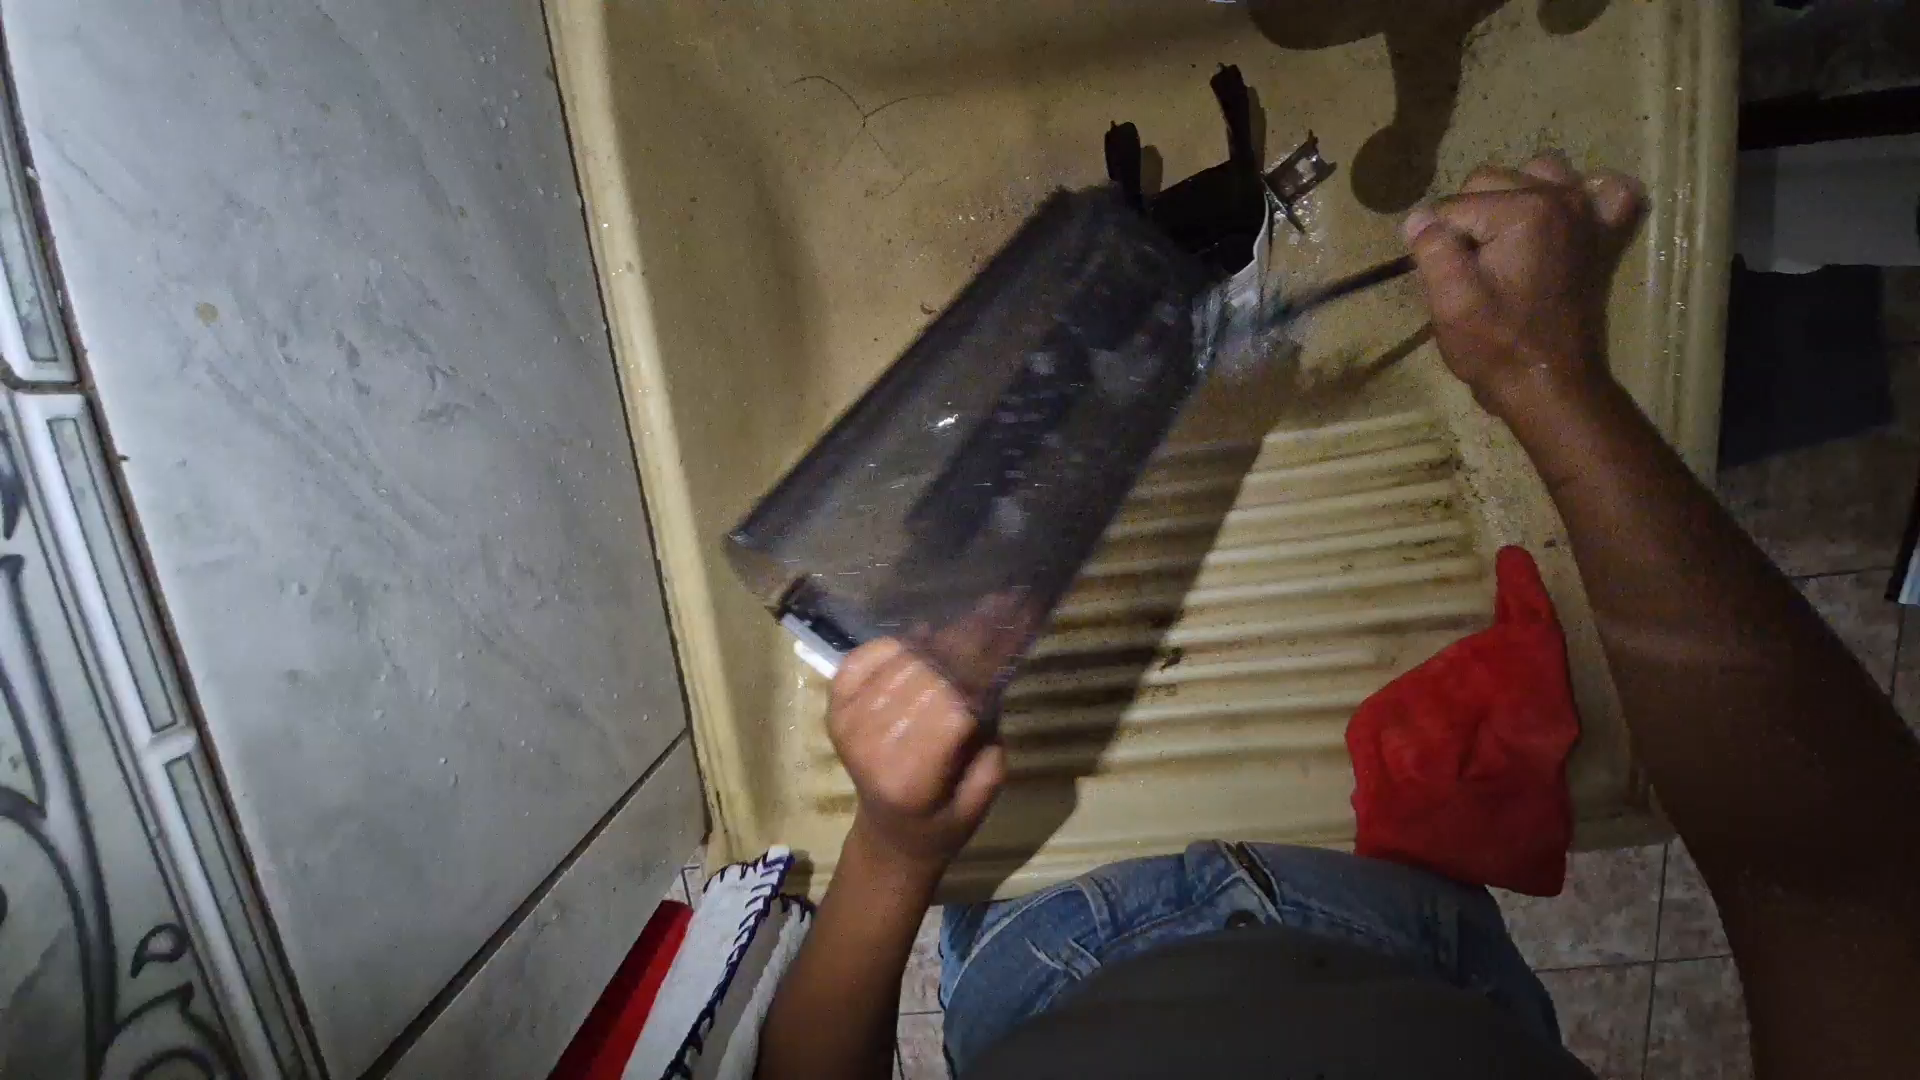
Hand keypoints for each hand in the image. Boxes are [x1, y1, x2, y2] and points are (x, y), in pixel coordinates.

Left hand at [829, 639, 1007, 877]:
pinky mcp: (835, 707)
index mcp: (911, 777)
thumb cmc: (940, 821)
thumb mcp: (980, 801)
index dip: (976, 687)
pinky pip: (863, 657)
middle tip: (977, 655)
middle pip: (923, 677)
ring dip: (928, 651)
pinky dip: (890, 648)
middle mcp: (872, 745)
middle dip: (955, 662)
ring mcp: (847, 722)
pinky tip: (911, 653)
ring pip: (897, 659)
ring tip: (949, 654)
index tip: (992, 675)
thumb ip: (989, 752)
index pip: (950, 710)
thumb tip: (985, 689)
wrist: (889, 834)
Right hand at [1402, 153, 1644, 415]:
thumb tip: (1417, 217)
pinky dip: (1581, 196)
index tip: (1442, 280)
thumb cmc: (1494, 345)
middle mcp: (1563, 198)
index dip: (1435, 244)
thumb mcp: (1450, 302)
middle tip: (1466, 267)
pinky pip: (1604, 189)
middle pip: (1490, 181)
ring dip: (1514, 197)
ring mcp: (1591, 213)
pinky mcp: (1605, 234)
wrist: (1548, 381)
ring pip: (1540, 171)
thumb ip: (1432, 250)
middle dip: (1468, 218)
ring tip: (1501, 240)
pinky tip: (1560, 222)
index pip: (1452, 207)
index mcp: (1524, 212)